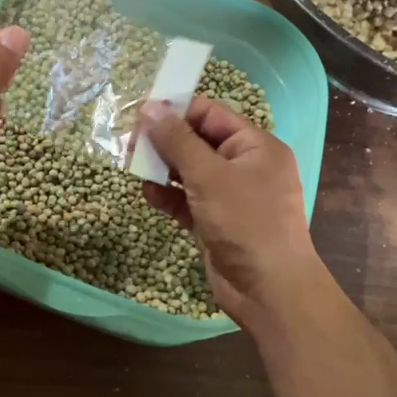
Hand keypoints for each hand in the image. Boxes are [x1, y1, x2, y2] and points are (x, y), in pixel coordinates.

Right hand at [138, 96, 323, 324]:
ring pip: (190, 172)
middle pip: (198, 141)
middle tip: (129, 140)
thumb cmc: (245, 222)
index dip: (177, 110)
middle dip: (165, 140)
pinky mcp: (216, 222)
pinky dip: (168, 195)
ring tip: (131, 164)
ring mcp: (231, 196)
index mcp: (256, 146)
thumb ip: (177, 141)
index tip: (141, 111)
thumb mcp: (209, 176)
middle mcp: (245, 166)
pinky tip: (146, 193)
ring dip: (162, 168)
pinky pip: (188, 200)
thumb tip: (150, 107)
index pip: (212, 114)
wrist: (268, 289)